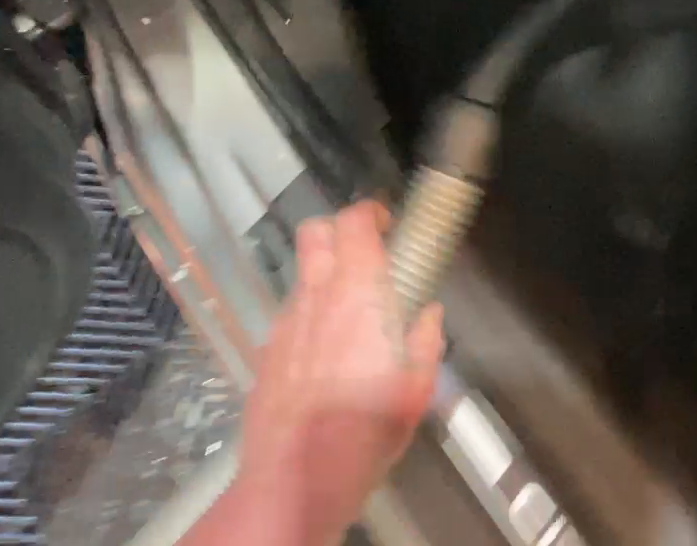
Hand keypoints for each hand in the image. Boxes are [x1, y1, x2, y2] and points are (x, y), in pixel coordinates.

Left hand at [238, 201, 444, 545]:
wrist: (293, 482)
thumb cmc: (365, 430)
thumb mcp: (417, 390)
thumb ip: (426, 341)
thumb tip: (428, 315)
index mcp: (359, 294)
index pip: (354, 223)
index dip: (370, 212)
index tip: (388, 224)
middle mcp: (317, 297)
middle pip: (316, 231)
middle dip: (340, 230)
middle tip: (367, 254)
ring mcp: (286, 323)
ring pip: (304, 274)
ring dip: (327, 275)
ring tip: (351, 312)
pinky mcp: (267, 351)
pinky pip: (292, 313)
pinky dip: (311, 314)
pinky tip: (326, 354)